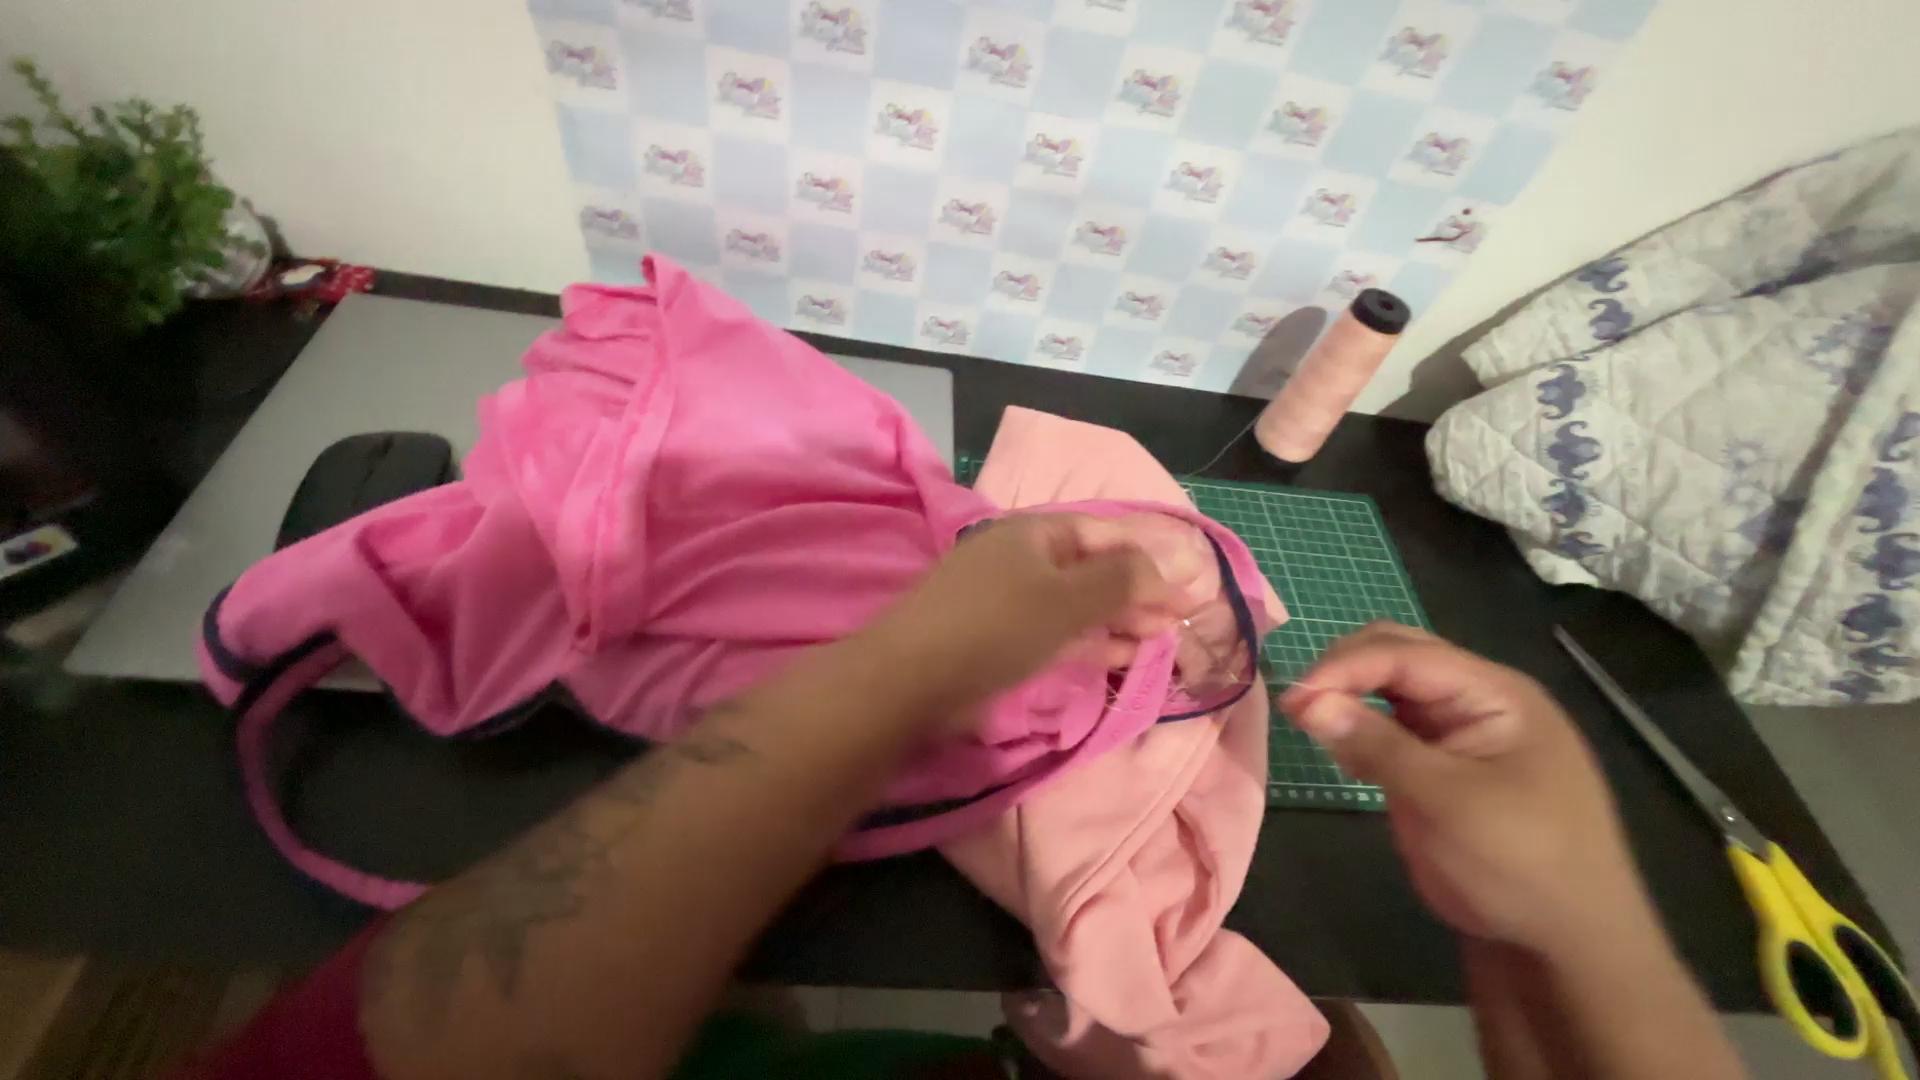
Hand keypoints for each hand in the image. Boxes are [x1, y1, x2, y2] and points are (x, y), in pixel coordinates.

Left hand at [862, 514, 1179, 722]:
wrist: (913, 678)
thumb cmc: (996, 624)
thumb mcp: (1066, 597)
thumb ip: (1121, 579)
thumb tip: (1168, 568)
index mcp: (1037, 533)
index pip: (1108, 534)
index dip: (1152, 557)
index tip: (1193, 585)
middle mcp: (1025, 560)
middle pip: (1095, 569)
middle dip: (1141, 592)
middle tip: (1187, 619)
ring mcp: (1012, 601)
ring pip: (1080, 604)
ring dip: (1122, 619)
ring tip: (1166, 638)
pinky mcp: (1004, 640)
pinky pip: (1060, 633)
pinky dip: (1093, 641)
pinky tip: (1126, 655)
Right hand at [1278, 622, 1654, 956]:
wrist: (1566, 944)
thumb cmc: (1517, 865)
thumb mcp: (1445, 802)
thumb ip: (1374, 743)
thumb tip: (1303, 702)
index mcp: (1495, 693)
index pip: (1405, 654)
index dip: (1344, 667)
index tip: (1293, 700)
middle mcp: (1477, 697)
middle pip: (1396, 654)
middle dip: (1343, 670)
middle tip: (1298, 707)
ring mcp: (1460, 727)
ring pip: (1388, 684)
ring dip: (1347, 694)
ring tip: (1311, 724)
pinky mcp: (1440, 757)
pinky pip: (1390, 721)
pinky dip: (1358, 724)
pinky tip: (1341, 747)